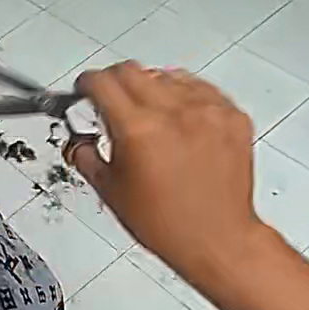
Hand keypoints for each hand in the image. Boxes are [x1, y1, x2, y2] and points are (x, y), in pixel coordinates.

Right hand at [65, 61, 278, 290]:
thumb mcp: (111, 191)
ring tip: (149, 118)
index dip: (87, 84)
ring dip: (150, 88)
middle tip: (111, 102)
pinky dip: (184, 98)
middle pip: (132, 71)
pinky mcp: (231, 116)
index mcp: (138, 130)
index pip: (102, 82)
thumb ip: (86, 156)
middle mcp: (174, 113)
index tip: (85, 90)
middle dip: (114, 82)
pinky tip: (179, 122)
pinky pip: (201, 89)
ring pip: (167, 75)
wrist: (215, 238)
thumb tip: (77, 141)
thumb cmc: (167, 224)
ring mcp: (207, 111)